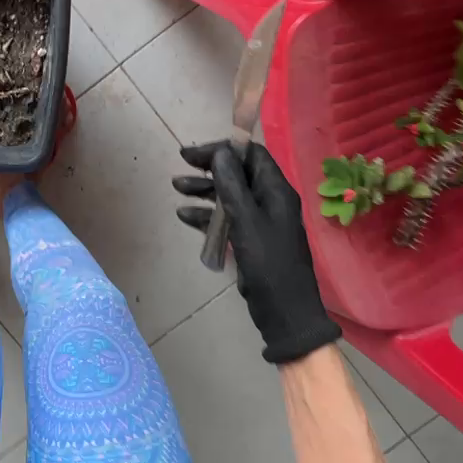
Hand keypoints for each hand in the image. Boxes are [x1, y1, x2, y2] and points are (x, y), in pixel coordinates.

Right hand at [175, 141, 340, 363]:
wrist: (284, 312)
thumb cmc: (268, 263)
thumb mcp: (246, 220)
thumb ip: (232, 185)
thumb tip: (221, 152)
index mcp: (276, 191)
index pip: (251, 155)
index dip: (223, 149)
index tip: (195, 154)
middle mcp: (270, 200)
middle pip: (237, 173)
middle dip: (209, 168)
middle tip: (182, 166)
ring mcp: (260, 220)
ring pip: (229, 194)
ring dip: (204, 190)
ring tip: (177, 188)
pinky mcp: (250, 238)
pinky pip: (226, 217)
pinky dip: (206, 214)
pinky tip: (185, 216)